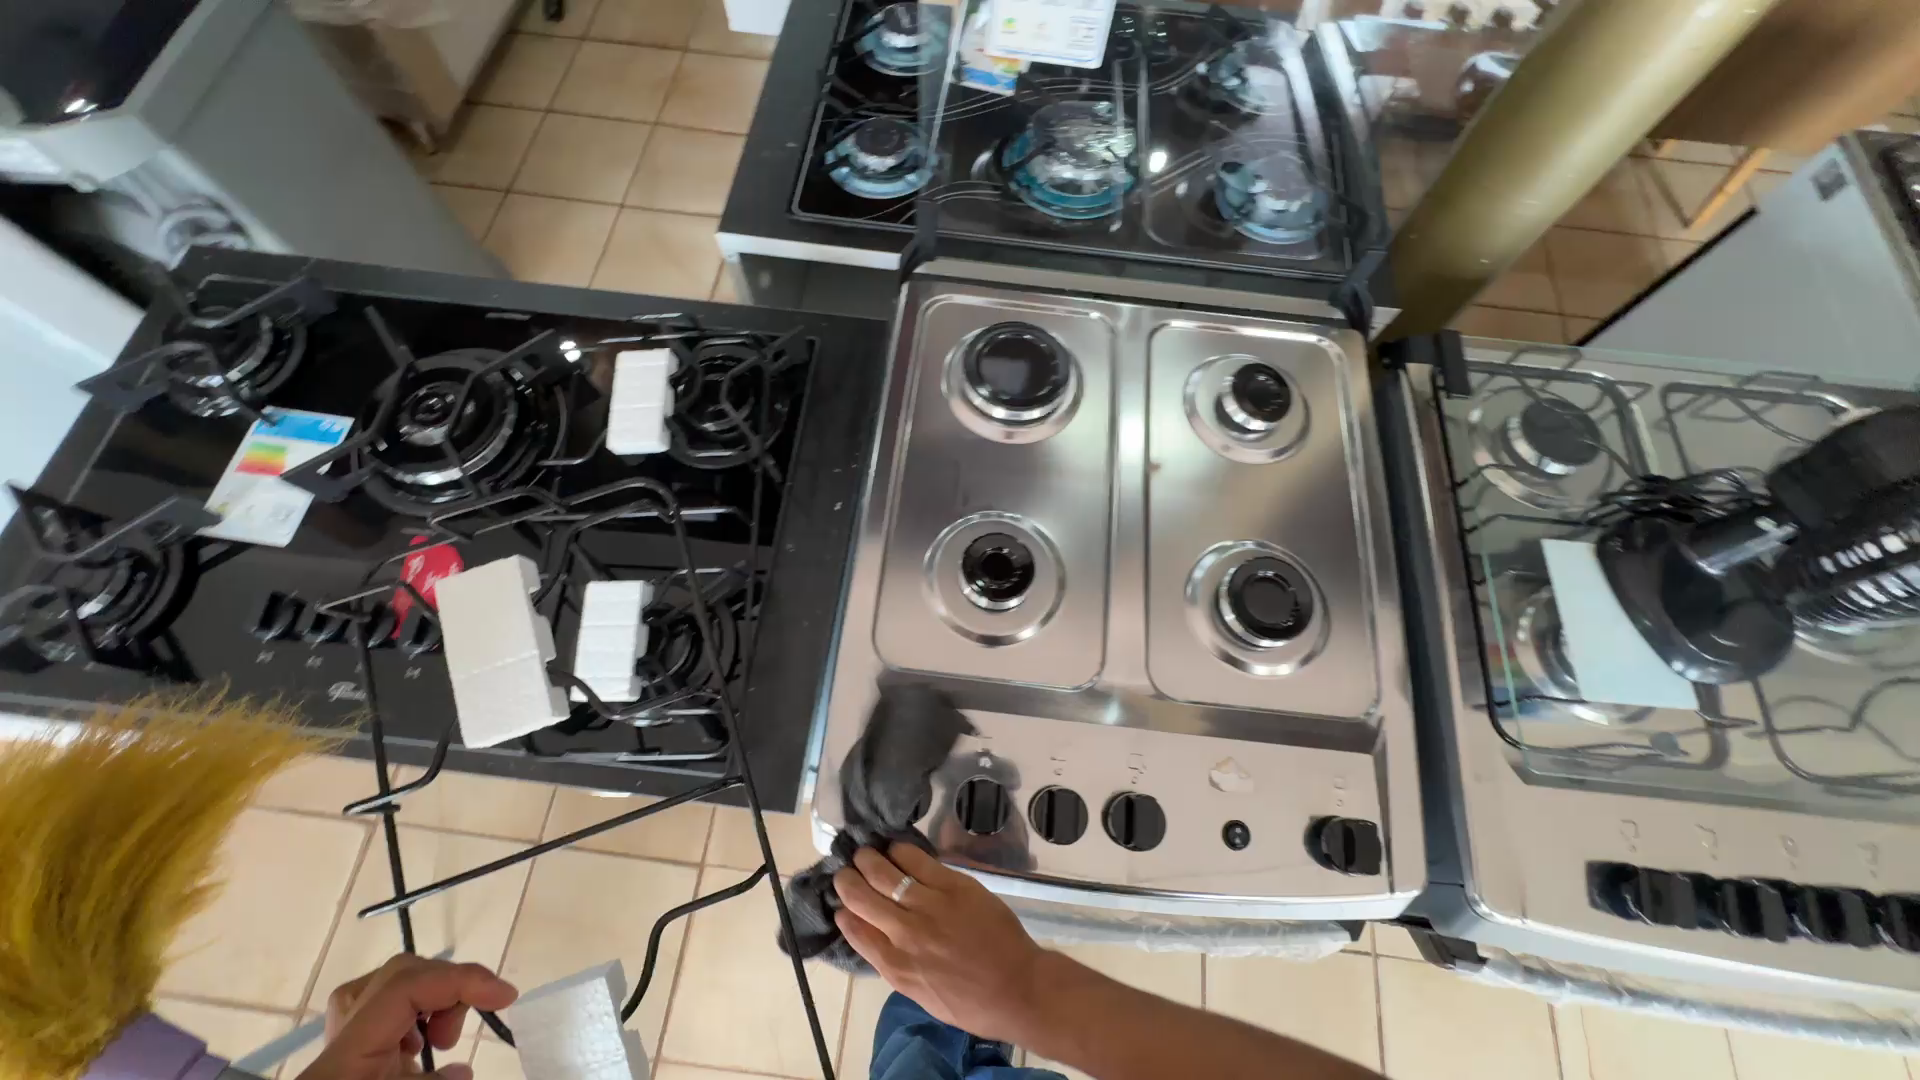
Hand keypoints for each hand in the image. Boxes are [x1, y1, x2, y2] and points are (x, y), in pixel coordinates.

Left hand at [298, 954, 518, 1079]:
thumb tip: (461, 1073)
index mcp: (343, 1061)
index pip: (404, 988)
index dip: (462, 980)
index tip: (507, 998)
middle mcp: (335, 1050)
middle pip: (396, 976)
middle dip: (446, 988)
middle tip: (455, 1036)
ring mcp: (340, 1058)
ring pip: (386, 989)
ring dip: (432, 1002)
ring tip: (442, 1043)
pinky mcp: (348, 1067)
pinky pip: (380, 1016)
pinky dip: (413, 1019)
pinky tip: (420, 1052)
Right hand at [833, 842, 1046, 1043]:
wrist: (1017, 988)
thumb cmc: (970, 1001)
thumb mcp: (920, 994)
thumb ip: (895, 964)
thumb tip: (874, 936)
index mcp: (896, 967)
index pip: (854, 929)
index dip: (843, 911)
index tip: (841, 903)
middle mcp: (906, 934)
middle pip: (861, 897)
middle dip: (848, 880)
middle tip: (846, 870)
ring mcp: (930, 906)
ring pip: (885, 873)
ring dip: (868, 859)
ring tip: (864, 853)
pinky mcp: (953, 885)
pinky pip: (917, 860)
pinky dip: (900, 850)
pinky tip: (894, 848)